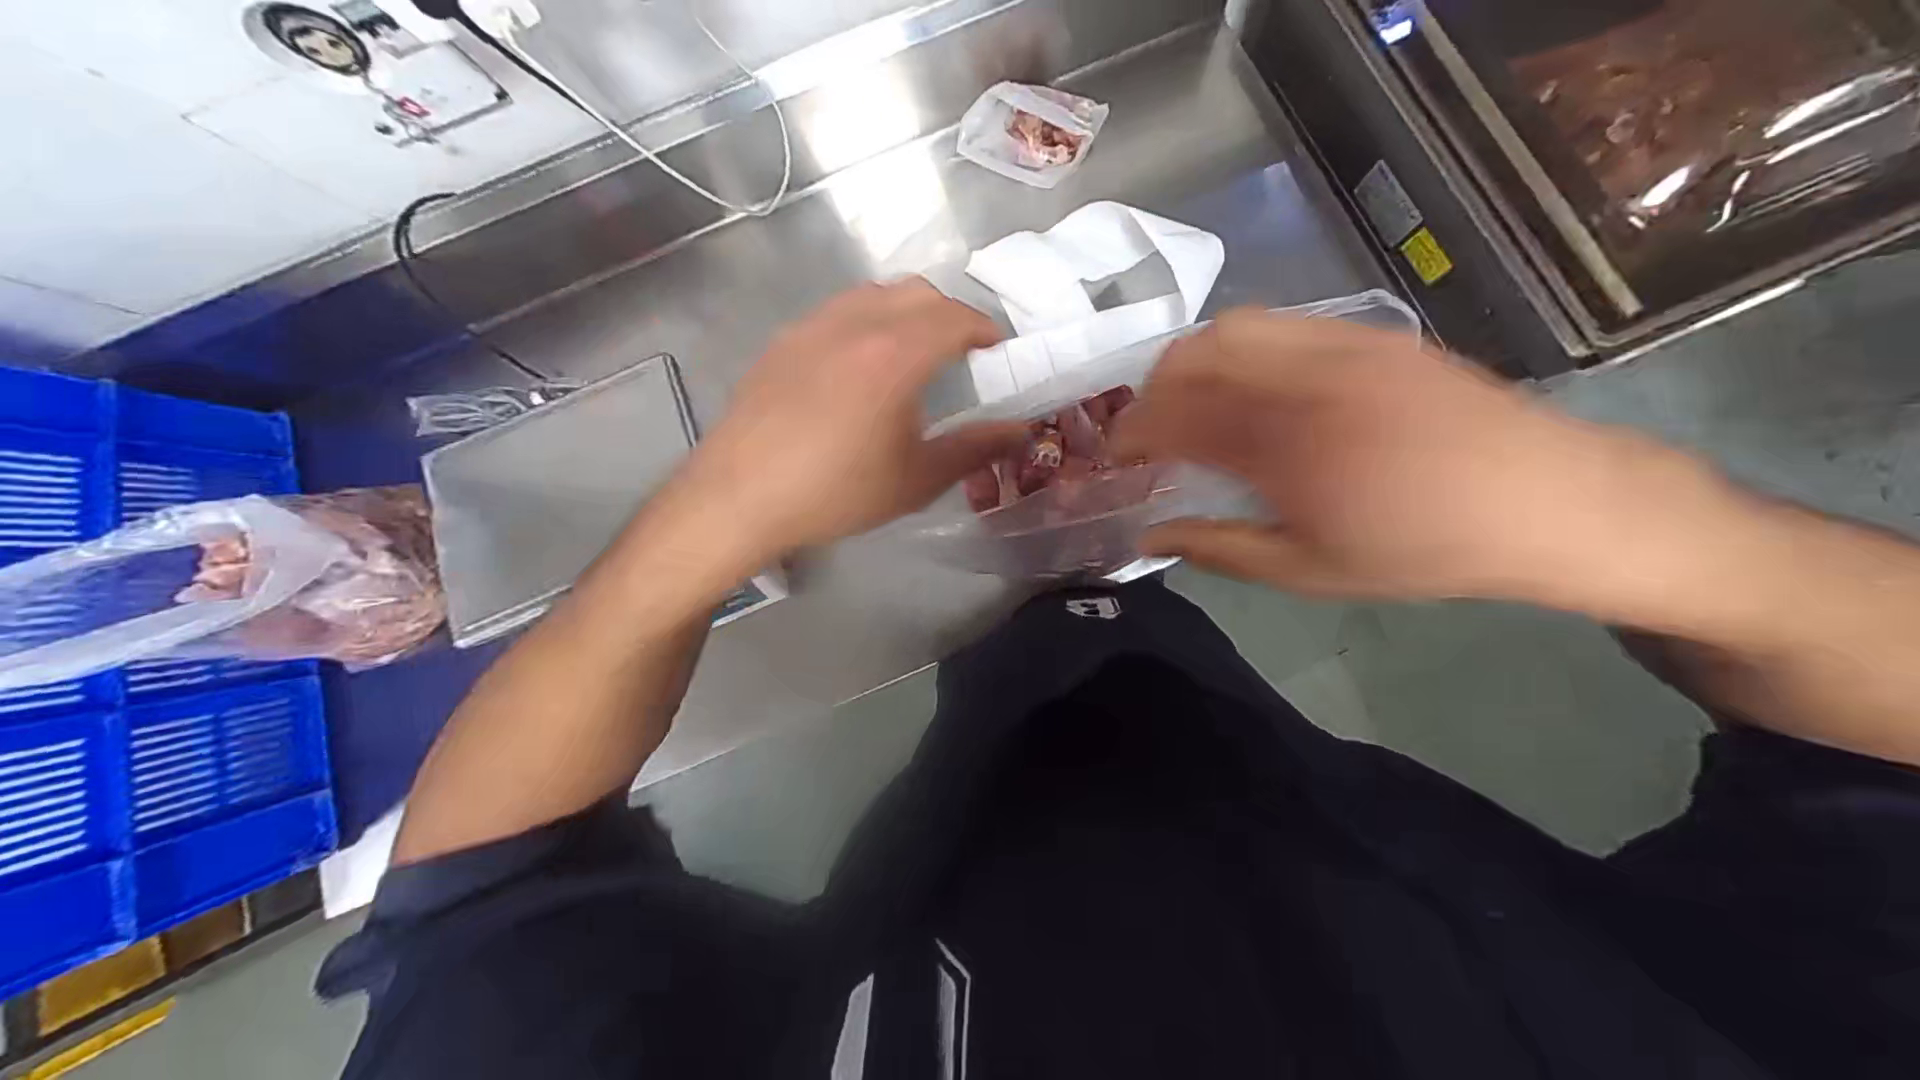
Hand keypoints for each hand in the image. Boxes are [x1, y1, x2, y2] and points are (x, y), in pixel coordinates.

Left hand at [676, 280, 1025, 558]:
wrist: (739, 498)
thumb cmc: (836, 492)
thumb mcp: (915, 480)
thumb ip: (974, 449)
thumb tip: (1018, 430)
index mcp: (895, 354)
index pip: (956, 317)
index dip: (986, 331)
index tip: (997, 355)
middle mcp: (855, 324)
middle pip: (918, 293)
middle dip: (950, 317)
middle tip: (959, 358)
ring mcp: (813, 327)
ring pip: (874, 294)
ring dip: (906, 314)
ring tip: (910, 359)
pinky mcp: (783, 341)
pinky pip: (838, 312)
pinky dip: (866, 323)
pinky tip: (857, 370)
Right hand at [1109, 309, 1759, 615]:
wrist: (1545, 501)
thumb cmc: (1419, 549)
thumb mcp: (1307, 571)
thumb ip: (1218, 549)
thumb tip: (1148, 536)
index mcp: (1283, 446)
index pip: (1174, 419)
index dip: (1131, 433)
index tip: (1116, 456)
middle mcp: (1302, 382)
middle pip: (1191, 359)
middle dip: (1150, 391)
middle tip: (1148, 431)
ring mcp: (1338, 348)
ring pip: (1231, 329)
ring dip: (1190, 363)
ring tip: (1190, 403)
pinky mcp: (1368, 335)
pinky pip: (1278, 326)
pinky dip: (1238, 350)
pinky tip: (1248, 387)